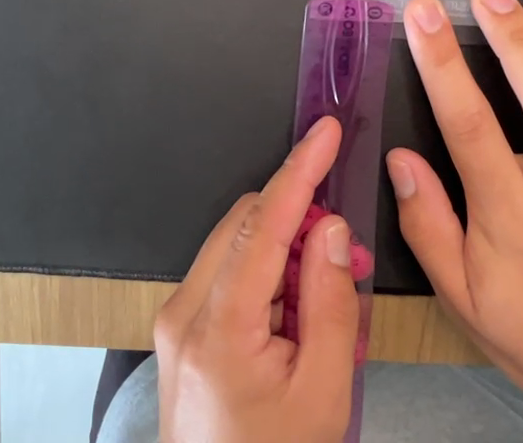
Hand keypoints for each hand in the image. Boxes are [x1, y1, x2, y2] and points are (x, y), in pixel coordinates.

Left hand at [155, 116, 362, 442]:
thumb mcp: (323, 391)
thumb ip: (331, 301)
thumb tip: (330, 228)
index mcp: (218, 325)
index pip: (264, 222)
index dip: (300, 169)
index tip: (326, 131)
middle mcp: (184, 309)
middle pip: (246, 225)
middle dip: (300, 221)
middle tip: (347, 255)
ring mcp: (175, 317)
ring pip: (238, 245)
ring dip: (286, 253)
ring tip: (326, 301)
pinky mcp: (180, 327)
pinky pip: (228, 273)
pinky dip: (268, 277)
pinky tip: (297, 318)